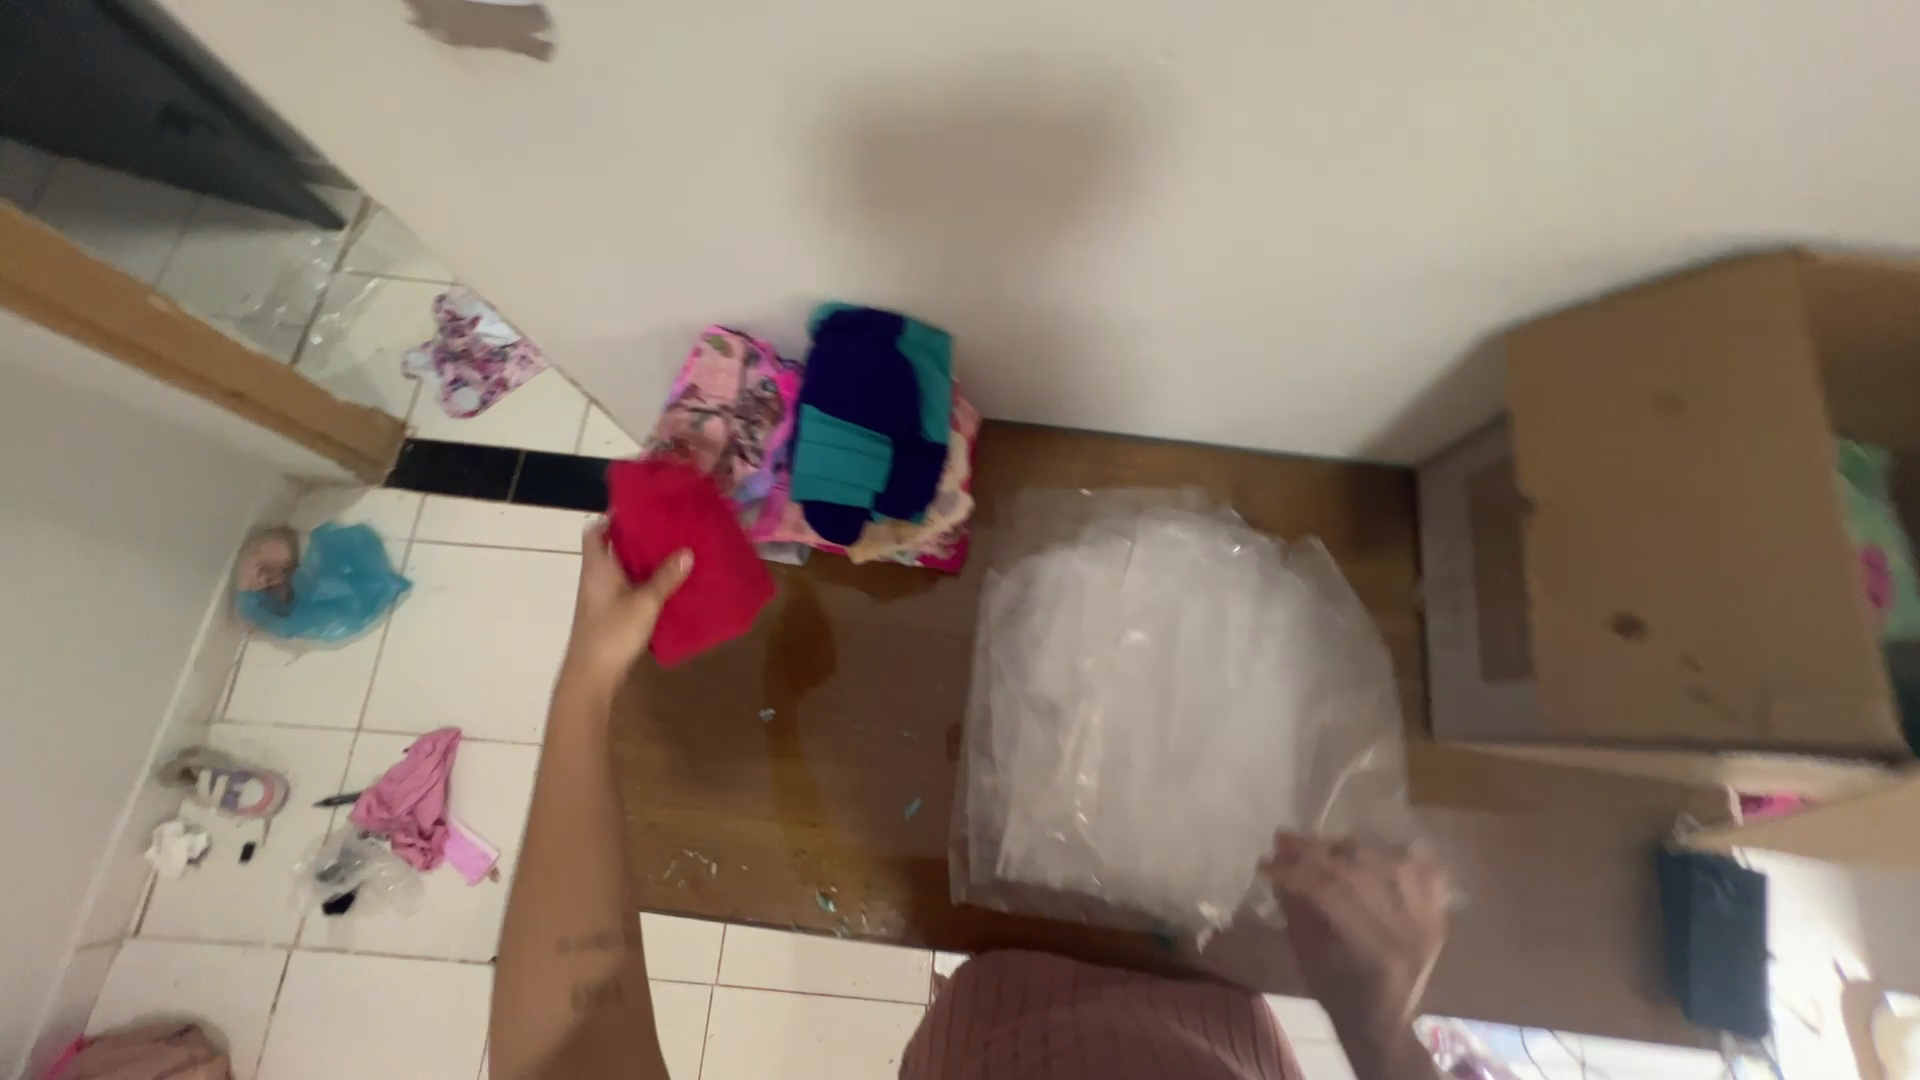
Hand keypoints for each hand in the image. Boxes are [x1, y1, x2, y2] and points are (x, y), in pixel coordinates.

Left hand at [561, 523, 691, 689]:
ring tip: (674, 550)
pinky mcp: (610, 614)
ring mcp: (602, 597)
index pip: (596, 531)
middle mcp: (595, 577)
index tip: (641, 508)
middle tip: (668, 526)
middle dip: (637, 537)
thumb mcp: (645, 602)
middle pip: (612, 547)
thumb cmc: (612, 632)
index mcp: (597, 567)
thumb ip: (666, 576)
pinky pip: (629, 587)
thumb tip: (687, 550)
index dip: (613, 517)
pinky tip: (669, 584)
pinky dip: (645, 581)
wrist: (592, 676)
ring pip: (622, 568)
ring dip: (643, 560)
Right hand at [1262, 833, 1449, 1034]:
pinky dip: (1398, 858)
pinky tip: (1371, 857)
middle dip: (1313, 852)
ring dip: (1349, 850)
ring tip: (1325, 850)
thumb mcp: (1304, 952)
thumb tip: (1278, 857)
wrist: (1383, 1023)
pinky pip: (1425, 872)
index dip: (1292, 872)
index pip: (1328, 892)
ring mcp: (1427, 922)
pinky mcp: (1437, 917)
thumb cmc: (1336, 992)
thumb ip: (1294, 904)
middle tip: (1284, 840)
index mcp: (1372, 949)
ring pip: (1388, 862)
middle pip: (1357, 872)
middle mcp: (1406, 931)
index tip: (1264, 864)